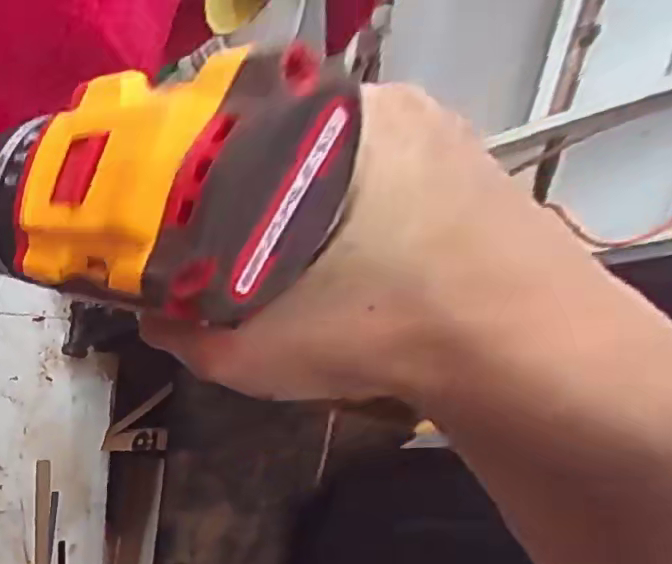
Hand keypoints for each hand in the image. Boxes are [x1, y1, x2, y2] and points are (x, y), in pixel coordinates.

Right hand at [141, 84, 609, 407]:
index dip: (174, 175)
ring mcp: (431, 125)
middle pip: (266, 140)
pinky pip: (369, 172)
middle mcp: (378, 103)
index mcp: (319, 126)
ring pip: (318, 156)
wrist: (519, 346)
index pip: (216, 126)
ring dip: (282, 200)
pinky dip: (335, 206)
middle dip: (227, 191)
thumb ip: (177, 331)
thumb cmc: (371, 332)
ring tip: (262, 260)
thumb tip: (151, 314)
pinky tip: (330, 259)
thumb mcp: (240, 352)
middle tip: (206, 250)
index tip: (155, 219)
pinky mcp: (462, 159)